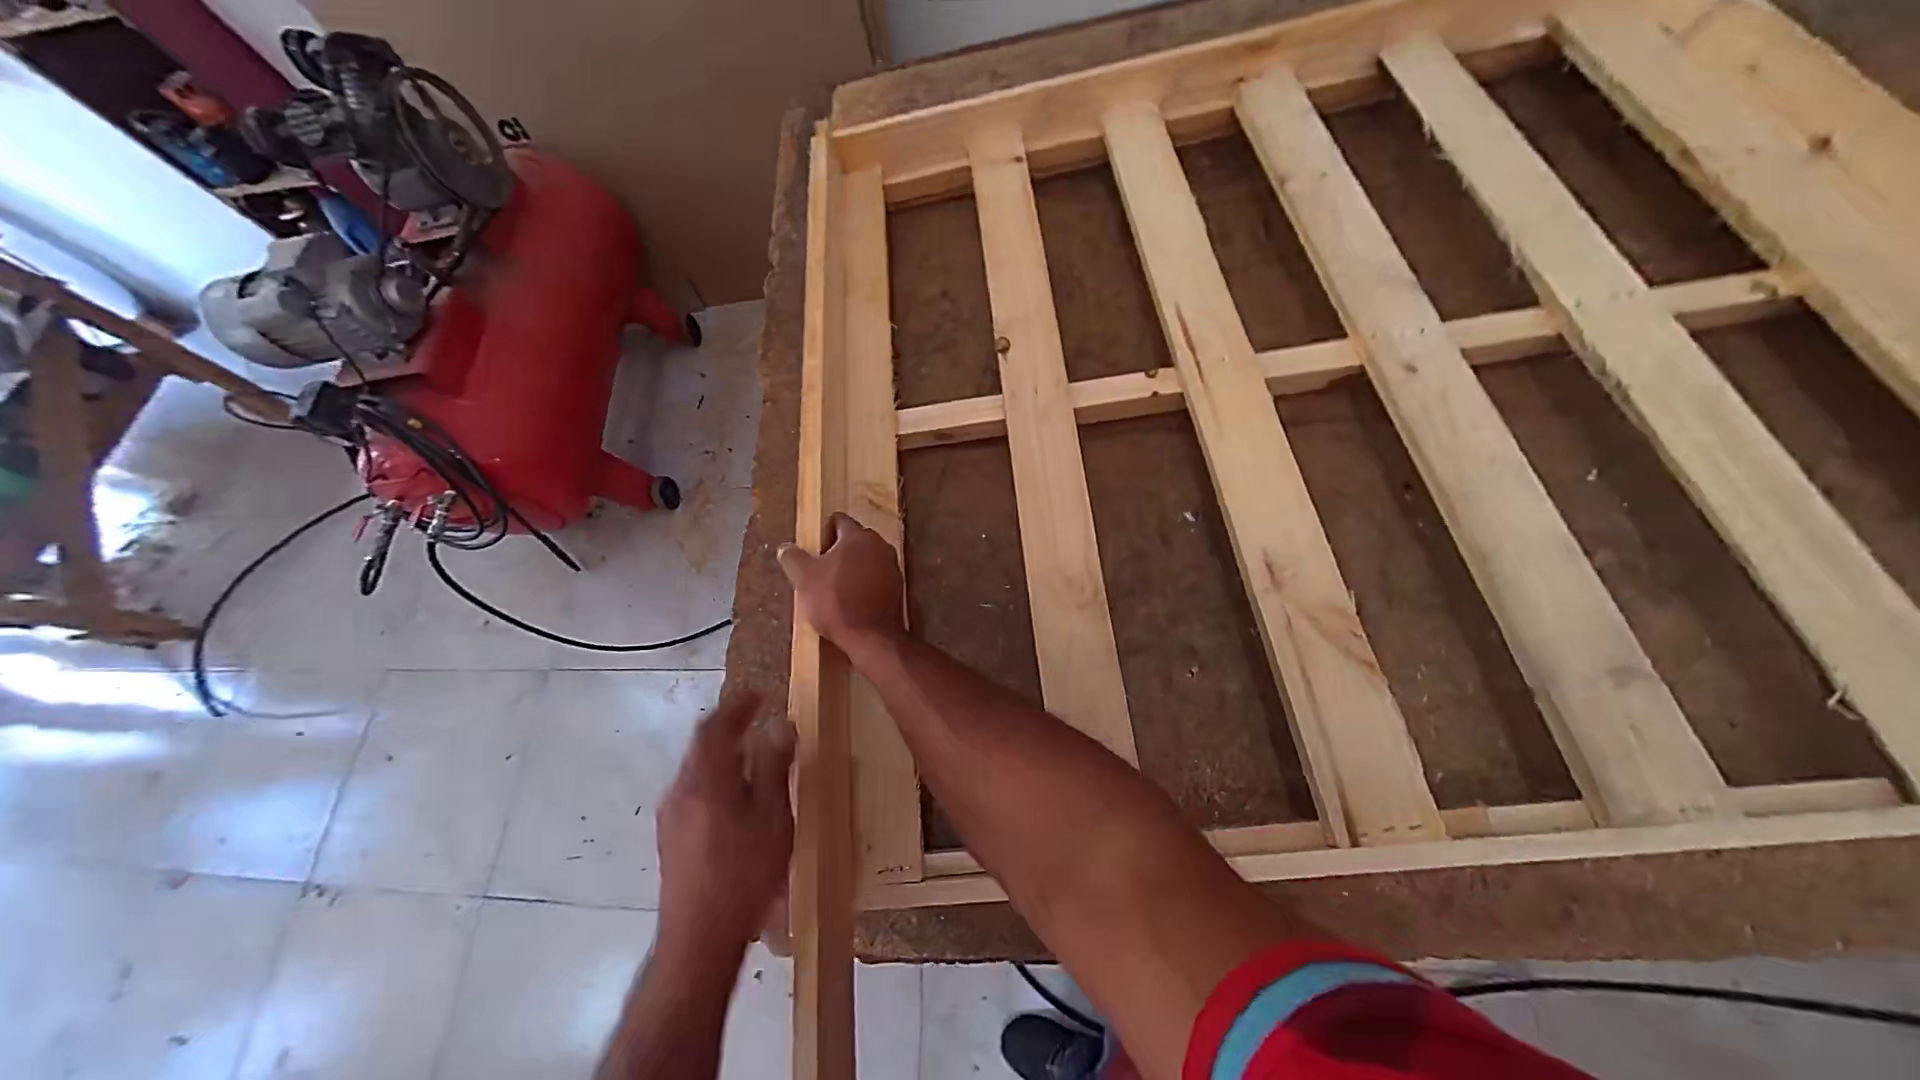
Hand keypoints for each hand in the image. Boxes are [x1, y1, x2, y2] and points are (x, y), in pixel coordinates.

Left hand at [656, 694, 795, 950]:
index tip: (758, 694)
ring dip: (723, 756)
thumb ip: (772, 767)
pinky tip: (736, 799)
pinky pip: (694, 793)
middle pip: (702, 747)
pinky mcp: (671, 841)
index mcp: (705, 780)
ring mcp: (671, 818)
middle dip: (729, 729)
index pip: (715, 728)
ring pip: (697, 771)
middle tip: (757, 720)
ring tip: (752, 756)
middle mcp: (680, 792)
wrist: (700, 940)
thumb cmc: (744, 873)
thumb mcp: (771, 816)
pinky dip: (716, 779)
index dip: (736, 707)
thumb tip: (779, 725)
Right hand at [777, 513, 904, 647]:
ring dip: (851, 569)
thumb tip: (786, 548)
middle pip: (853, 541)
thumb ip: (793, 558)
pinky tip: (852, 602)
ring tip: (835, 590)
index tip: (812, 553)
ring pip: (865, 560)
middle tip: (820, 573)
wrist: (872, 637)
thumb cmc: (835, 601)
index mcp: (858, 536)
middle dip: (836, 553)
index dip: (821, 534)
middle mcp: (880, 545)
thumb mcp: (804, 578)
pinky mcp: (898, 588)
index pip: (838, 520)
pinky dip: (864, 584)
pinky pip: (876, 578)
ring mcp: (892, 566)